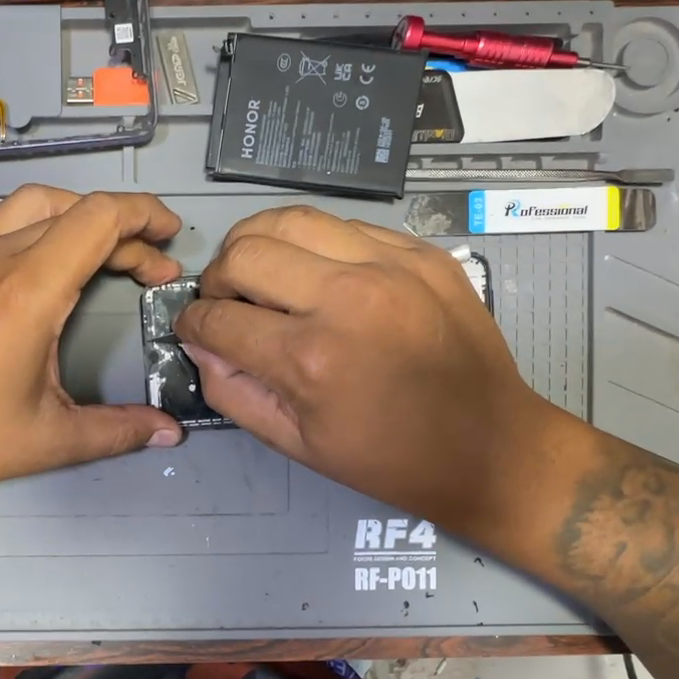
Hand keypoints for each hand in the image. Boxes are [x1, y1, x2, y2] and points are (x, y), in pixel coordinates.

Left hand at [0, 185, 185, 504]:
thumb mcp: (50, 439)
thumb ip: (119, 431)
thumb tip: (168, 432)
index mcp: (25, 292)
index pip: (97, 218)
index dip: (143, 215)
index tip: (169, 236)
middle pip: (72, 212)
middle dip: (123, 230)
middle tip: (150, 269)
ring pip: (32, 205)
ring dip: (77, 218)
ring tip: (106, 252)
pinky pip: (1, 224)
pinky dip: (41, 229)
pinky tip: (50, 270)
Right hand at [174, 206, 547, 529]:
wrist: (487, 445)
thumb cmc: (384, 458)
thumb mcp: (293, 441)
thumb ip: (231, 390)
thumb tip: (200, 344)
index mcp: (308, 358)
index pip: (217, 319)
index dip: (191, 324)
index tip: (192, 329)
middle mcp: (344, 298)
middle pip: (243, 254)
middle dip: (216, 279)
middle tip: (225, 303)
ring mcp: (388, 266)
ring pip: (290, 220)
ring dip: (257, 245)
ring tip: (260, 275)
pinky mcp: (419, 252)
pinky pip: (342, 225)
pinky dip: (311, 245)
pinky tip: (315, 275)